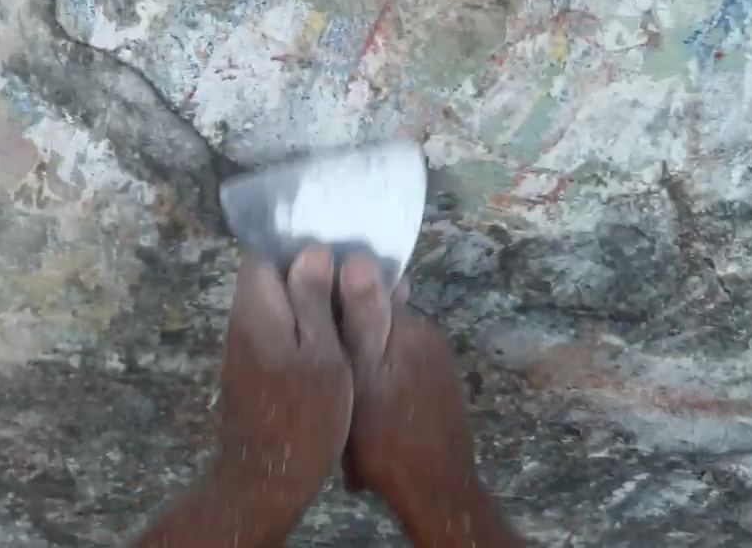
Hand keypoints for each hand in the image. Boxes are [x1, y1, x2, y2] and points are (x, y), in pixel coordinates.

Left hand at [136, 248, 351, 546]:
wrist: (266, 478)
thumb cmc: (301, 414)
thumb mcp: (321, 354)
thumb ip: (314, 300)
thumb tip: (313, 250)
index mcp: (257, 304)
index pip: (266, 249)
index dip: (301, 242)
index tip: (338, 244)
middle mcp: (245, 315)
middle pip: (277, 274)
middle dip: (317, 271)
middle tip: (362, 275)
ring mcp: (249, 341)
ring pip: (284, 301)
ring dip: (319, 299)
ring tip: (364, 300)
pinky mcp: (259, 363)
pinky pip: (286, 326)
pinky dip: (313, 324)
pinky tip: (347, 333)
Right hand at [338, 253, 522, 547]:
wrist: (436, 496)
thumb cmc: (389, 435)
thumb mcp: (362, 372)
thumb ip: (361, 315)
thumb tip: (357, 256)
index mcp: (413, 324)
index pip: (365, 292)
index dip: (334, 308)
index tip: (314, 329)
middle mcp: (429, 335)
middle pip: (374, 322)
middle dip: (349, 343)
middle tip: (329, 377)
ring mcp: (436, 364)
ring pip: (383, 351)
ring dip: (362, 370)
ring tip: (343, 402)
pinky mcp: (437, 389)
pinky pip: (396, 373)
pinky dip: (378, 388)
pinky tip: (365, 417)